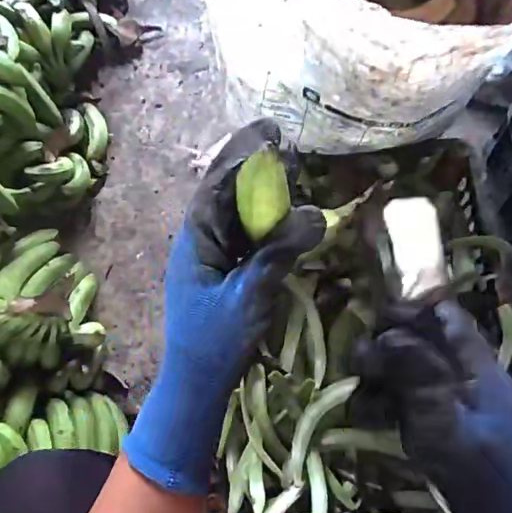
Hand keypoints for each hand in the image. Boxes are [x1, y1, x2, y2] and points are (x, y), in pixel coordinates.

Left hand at [123, 121, 323, 495]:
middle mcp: (201, 238)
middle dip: (255, 167)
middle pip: (227, 191)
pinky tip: (285, 215)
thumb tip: (316, 214)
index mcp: (195, 237)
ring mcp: (212, 254)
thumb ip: (277, 254)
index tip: (271, 131)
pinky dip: (266, 220)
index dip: (244, 154)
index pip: (218, 184)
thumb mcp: (249, 297)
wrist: (197, 381)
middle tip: (289, 148)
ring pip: (237, 212)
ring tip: (291, 171)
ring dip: (262, 191)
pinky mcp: (225, 269)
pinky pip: (246, 234)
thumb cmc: (215, 341)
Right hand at [362, 301, 511, 512]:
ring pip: (405, 365)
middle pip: (418, 337)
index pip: (442, 314)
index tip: (373, 314)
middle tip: (357, 356)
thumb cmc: (480, 466)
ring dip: (378, 370)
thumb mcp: (446, 417)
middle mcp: (459, 371)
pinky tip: (365, 410)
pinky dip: (381, 397)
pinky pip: (401, 395)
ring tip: (358, 385)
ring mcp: (446, 395)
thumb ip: (419, 373)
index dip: (409, 307)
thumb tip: (387, 334)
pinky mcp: (433, 420)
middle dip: (385, 341)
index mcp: (473, 361)